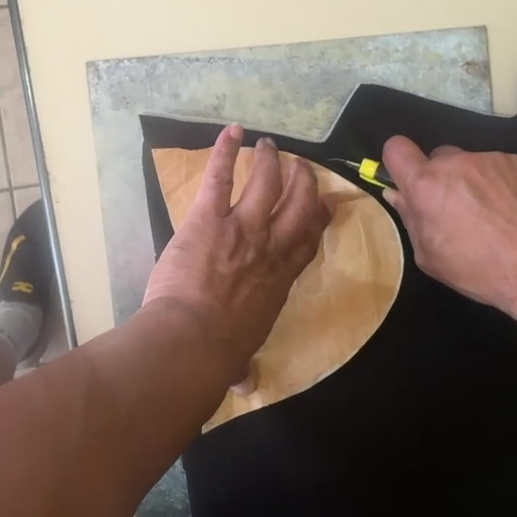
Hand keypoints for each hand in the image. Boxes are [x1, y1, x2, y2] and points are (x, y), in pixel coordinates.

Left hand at [142, 125, 331, 381]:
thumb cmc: (218, 353)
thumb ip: (243, 363)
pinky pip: (220, 177)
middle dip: (302, 181)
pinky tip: (231, 133)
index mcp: (280, 280)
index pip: (307, 241)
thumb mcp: (241, 357)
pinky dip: (225, 152)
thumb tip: (243, 383)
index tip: (323, 204)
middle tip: (301, 166)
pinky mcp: (209, 218)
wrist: (193, 340)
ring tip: (268, 146)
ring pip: (265, 184)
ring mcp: (242, 228)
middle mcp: (269, 248)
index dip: (318, 218)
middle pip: (298, 205)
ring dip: (269, 162)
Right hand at [380, 136, 516, 329]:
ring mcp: (494, 159)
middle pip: (439, 158)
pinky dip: (505, 185)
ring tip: (497, 216)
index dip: (399, 162)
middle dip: (443, 178)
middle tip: (458, 209)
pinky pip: (503, 168)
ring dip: (476, 182)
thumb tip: (399, 195)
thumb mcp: (431, 258)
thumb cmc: (482, 272)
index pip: (396, 148)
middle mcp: (458, 163)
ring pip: (473, 164)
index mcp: (427, 186)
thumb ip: (411, 220)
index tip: (409, 180)